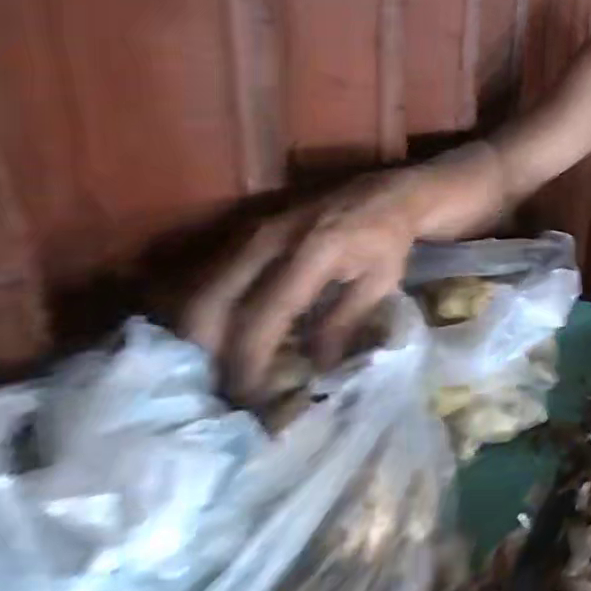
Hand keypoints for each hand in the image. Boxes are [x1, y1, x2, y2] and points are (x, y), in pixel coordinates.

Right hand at [182, 172, 421, 399]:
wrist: (390, 193)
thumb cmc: (389, 241)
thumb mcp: (379, 282)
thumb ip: (344, 323)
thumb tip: (315, 371)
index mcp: (312, 253)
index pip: (265, 315)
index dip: (250, 359)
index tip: (247, 396)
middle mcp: (270, 241)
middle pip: (212, 305)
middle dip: (207, 353)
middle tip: (217, 389)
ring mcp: (251, 233)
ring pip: (202, 293)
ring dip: (200, 336)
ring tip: (212, 371)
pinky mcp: (243, 233)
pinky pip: (211, 279)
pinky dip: (209, 312)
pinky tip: (217, 339)